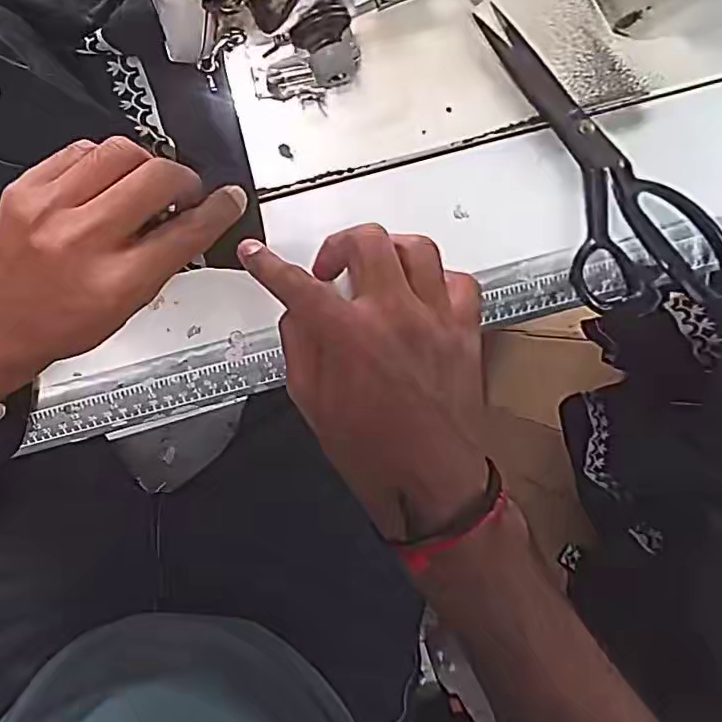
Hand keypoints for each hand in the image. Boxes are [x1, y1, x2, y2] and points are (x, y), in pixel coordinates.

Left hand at [0, 137, 247, 401]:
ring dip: (145, 163)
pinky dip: (102, 159)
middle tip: (183, 190)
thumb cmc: (63, 322)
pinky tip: (102, 179)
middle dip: (184, 180)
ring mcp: (49, 210)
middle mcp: (81, 241)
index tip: (226, 199)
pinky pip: (80, 149)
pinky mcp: (25, 189)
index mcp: (114, 282)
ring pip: (121, 151)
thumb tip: (196, 215)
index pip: (185, 231)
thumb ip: (165, 258)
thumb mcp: (128, 305)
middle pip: (158, 178)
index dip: (218, 209)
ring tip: (142, 182)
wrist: (3, 322)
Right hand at [238, 225, 487, 540]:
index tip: (257, 253)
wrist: (430, 481)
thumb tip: (296, 314)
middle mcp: (393, 318)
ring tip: (374, 269)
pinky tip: (419, 293)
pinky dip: (435, 279)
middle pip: (365, 241)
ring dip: (386, 251)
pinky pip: (458, 281)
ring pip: (416, 248)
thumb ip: (299, 345)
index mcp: (347, 337)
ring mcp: (433, 320)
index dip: (267, 264)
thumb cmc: (374, 451)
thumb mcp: (310, 399)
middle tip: (329, 268)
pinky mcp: (464, 332)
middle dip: (337, 245)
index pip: (296, 283)